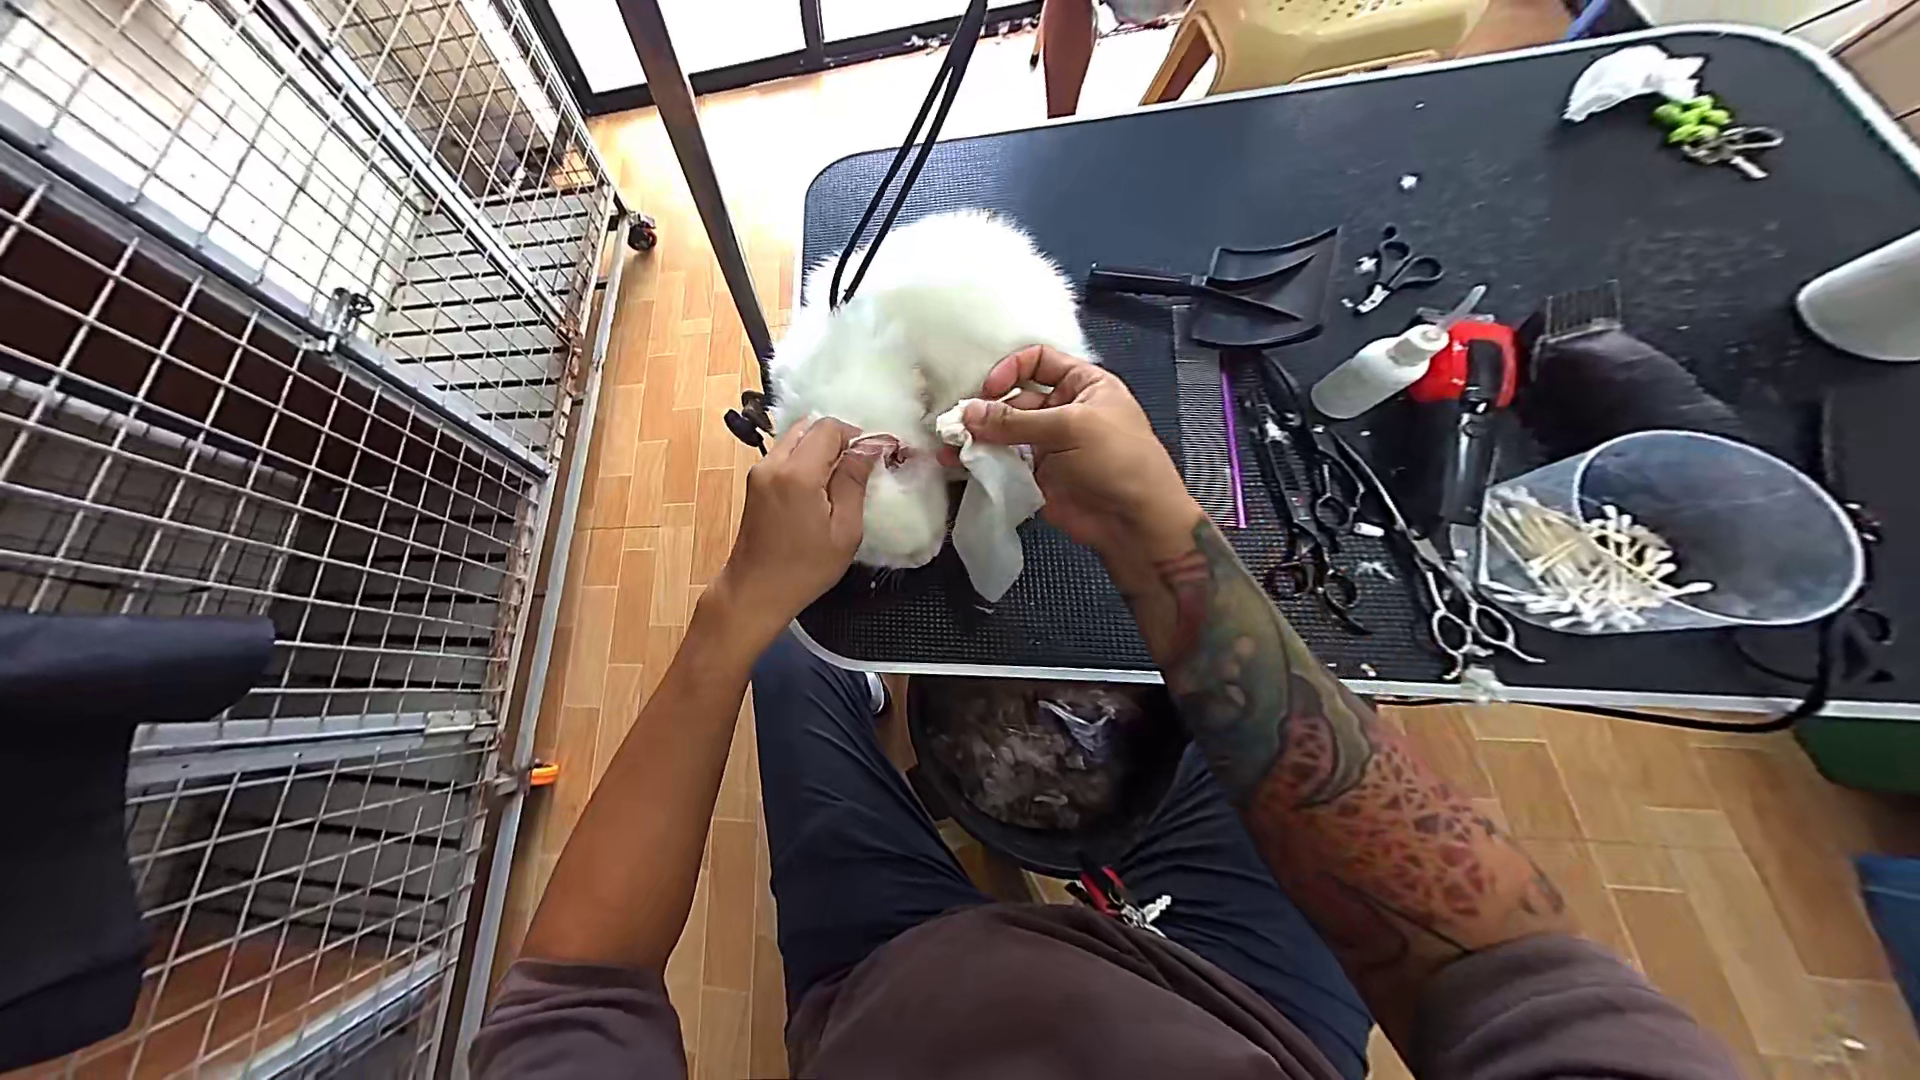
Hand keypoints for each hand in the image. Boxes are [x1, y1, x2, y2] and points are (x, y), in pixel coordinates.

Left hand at [709, 417, 875, 643]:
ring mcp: (759, 471)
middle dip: (839, 439)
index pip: (830, 428)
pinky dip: (806, 458)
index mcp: (798, 474)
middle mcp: (773, 464)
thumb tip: (871, 447)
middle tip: (858, 468)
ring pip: (796, 437)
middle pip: (810, 426)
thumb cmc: (806, 568)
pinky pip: (785, 453)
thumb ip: (855, 481)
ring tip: (840, 479)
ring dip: (821, 448)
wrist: (755, 591)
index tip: (873, 458)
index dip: (856, 437)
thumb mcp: (845, 530)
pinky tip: (820, 487)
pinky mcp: (755, 482)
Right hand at [962, 346, 1201, 560]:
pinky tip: (960, 465)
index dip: (1011, 369)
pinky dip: (982, 462)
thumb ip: (1016, 420)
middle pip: (1014, 398)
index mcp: (1082, 384)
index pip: (1039, 361)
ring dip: (978, 437)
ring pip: (1004, 433)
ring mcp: (1048, 444)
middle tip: (959, 424)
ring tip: (950, 445)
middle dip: (986, 409)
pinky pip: (1004, 462)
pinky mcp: (1037, 474)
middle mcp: (1063, 410)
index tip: (989, 389)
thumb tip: (970, 413)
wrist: (1134, 521)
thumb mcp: (1071, 427)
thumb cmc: (1120, 460)